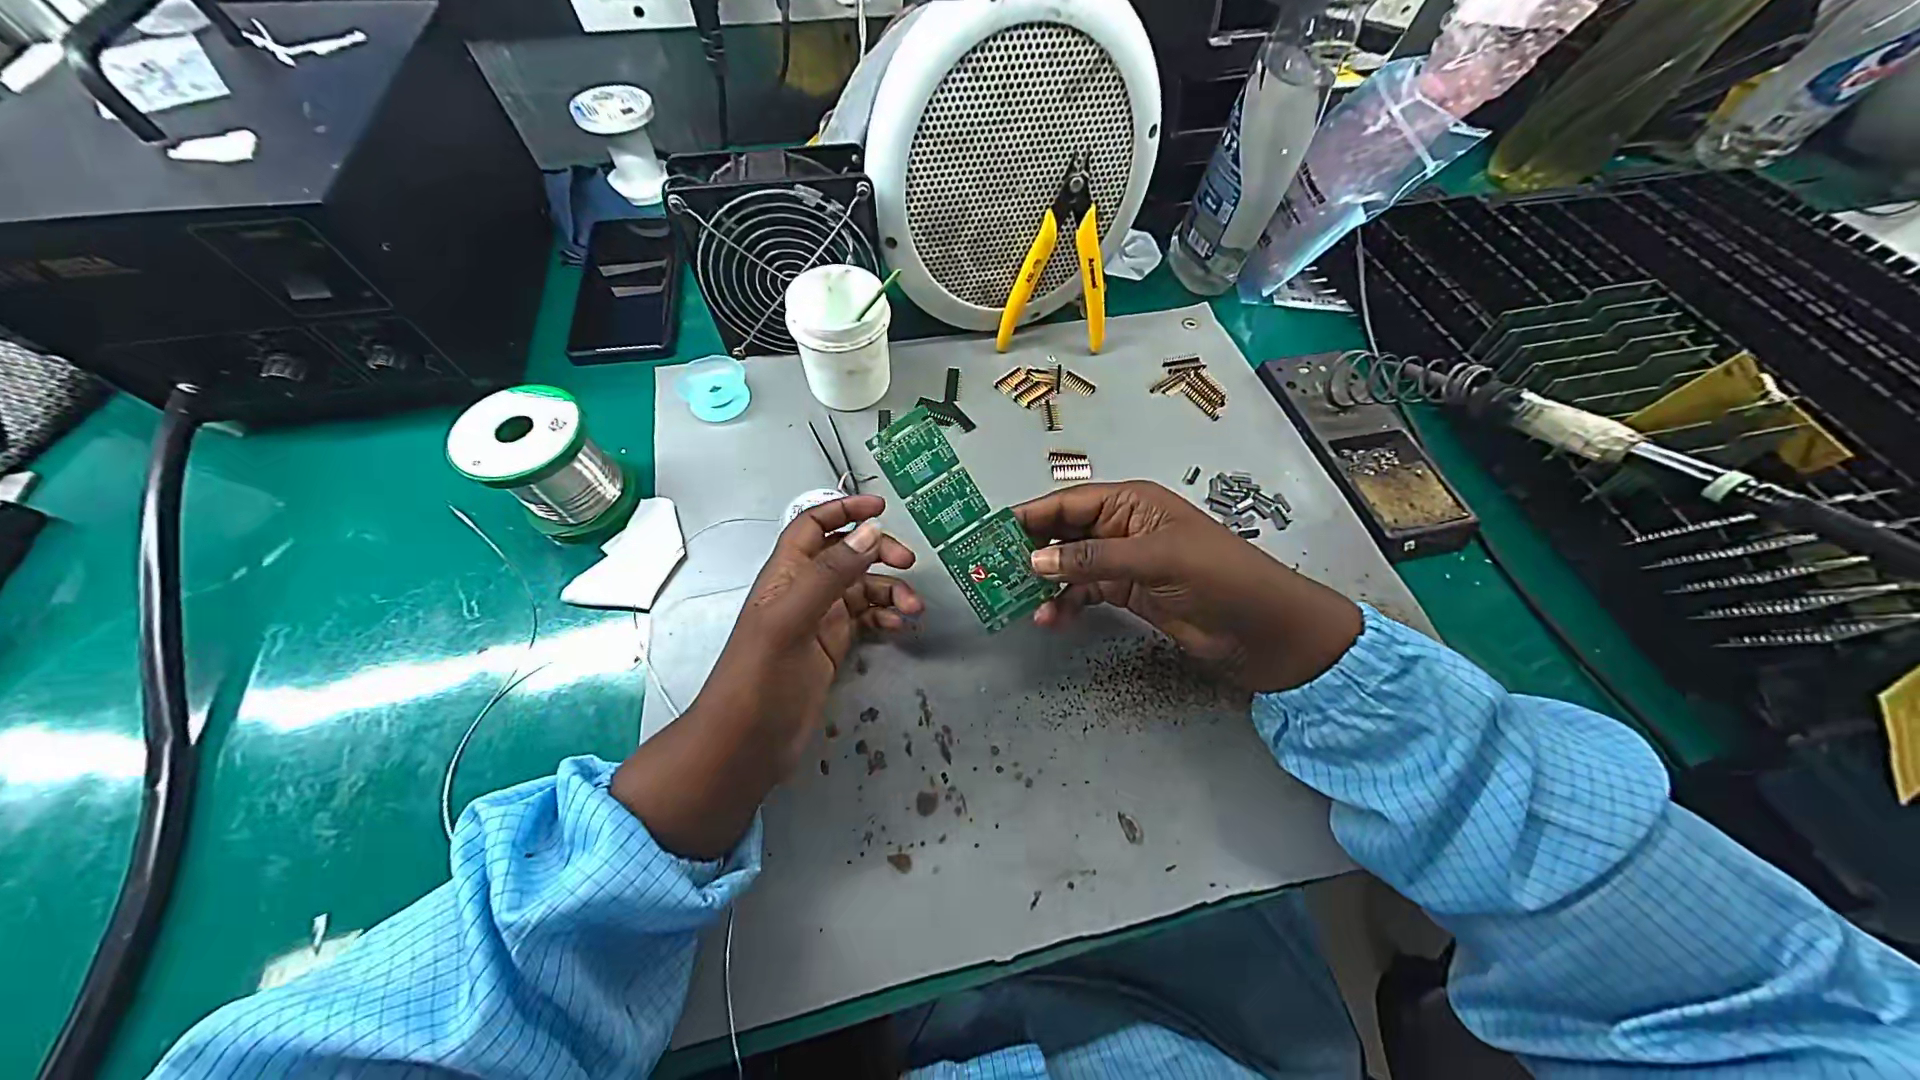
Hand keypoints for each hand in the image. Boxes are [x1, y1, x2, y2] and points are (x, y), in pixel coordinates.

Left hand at [613, 495, 920, 856]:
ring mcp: (819, 620)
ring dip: (890, 593)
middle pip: (847, 554)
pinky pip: (866, 620)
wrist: (746, 743)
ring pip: (863, 590)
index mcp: (786, 574)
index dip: (844, 510)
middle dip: (878, 553)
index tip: (881, 508)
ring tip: (912, 611)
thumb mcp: (792, 619)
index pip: (814, 526)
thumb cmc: (759, 677)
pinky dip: (886, 618)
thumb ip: (831, 574)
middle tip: (908, 564)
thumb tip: (871, 532)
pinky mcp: (833, 648)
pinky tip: (899, 629)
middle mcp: (804, 591)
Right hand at [1013, 481, 1361, 693]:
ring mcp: (1123, 562)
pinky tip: (1049, 619)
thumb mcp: (1154, 559)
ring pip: (1069, 566)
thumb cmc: (1218, 577)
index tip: (990, 534)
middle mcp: (1121, 527)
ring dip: (1044, 582)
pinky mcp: (1127, 594)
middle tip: (992, 571)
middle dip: (1030, 551)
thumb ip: (1092, 558)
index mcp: (1130, 502)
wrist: (1265, 630)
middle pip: (1062, 533)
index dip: (1029, 517)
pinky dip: (1065, 604)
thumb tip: (1034, 561)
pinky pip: (1084, 593)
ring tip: (1014, 601)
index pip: (1068, 503)